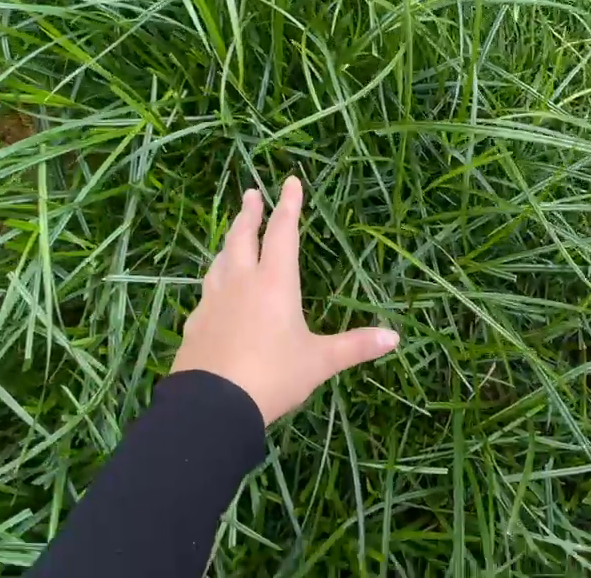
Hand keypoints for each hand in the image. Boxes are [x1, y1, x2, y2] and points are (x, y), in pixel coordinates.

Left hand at [171, 177, 398, 423]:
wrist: (211, 408)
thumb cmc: (272, 376)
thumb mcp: (319, 362)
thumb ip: (355, 346)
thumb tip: (395, 337)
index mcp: (275, 282)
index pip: (283, 232)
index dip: (289, 205)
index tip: (290, 181)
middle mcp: (242, 283)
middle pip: (243, 237)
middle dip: (250, 213)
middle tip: (252, 193)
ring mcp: (214, 302)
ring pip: (220, 261)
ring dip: (228, 242)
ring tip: (232, 235)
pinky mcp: (195, 325)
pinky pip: (206, 292)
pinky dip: (214, 280)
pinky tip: (214, 291)